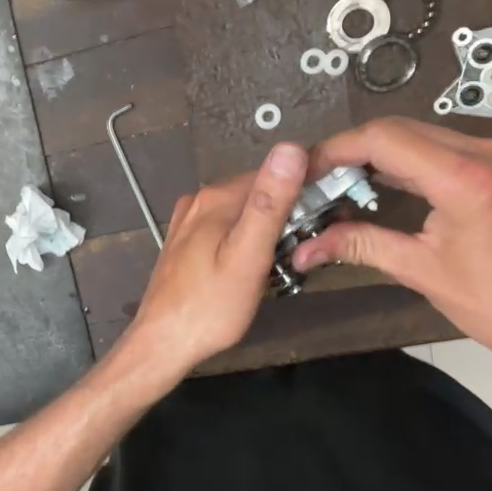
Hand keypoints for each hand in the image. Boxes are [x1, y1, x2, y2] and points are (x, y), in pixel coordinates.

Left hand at [114, 142, 309, 381]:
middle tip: (300, 253)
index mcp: (216, 197)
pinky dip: (244, 245)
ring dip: (265, 234)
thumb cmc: (211, 306)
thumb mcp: (249, 255)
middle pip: (257, 194)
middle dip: (285, 217)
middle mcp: (199, 201)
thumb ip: (270, 203)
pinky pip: (226, 231)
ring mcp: (187, 222)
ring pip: (242, 214)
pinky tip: (251, 272)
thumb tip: (291, 147)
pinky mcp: (184, 244)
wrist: (163, 343)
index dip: (305, 191)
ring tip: (279, 267)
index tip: (328, 216)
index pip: (274, 173)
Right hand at [295, 118, 491, 372]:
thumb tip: (303, 248)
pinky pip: (443, 149)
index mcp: (465, 178)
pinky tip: (381, 185)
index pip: (383, 139)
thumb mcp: (421, 272)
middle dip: (350, 151)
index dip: (335, 149)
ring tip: (339, 183)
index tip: (303, 171)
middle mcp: (486, 152)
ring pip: (420, 135)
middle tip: (315, 181)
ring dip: (376, 154)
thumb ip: (360, 245)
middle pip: (399, 129)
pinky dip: (406, 162)